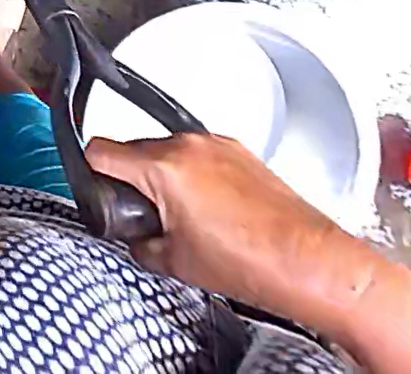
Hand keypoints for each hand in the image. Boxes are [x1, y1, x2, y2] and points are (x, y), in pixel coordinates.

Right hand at [85, 134, 388, 335]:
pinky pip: (198, 152)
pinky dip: (196, 174)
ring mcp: (213, 143)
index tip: (97, 183)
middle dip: (134, 179)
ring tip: (191, 216)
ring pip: (166, 150)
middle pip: (132, 149)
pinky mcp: (236, 149)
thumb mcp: (178, 263)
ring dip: (166, 175)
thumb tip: (134, 237)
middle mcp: (184, 144)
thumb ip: (140, 243)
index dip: (91, 169)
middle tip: (150, 215)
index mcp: (161, 166)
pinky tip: (216, 208)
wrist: (319, 268)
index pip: (99, 149)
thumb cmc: (258, 265)